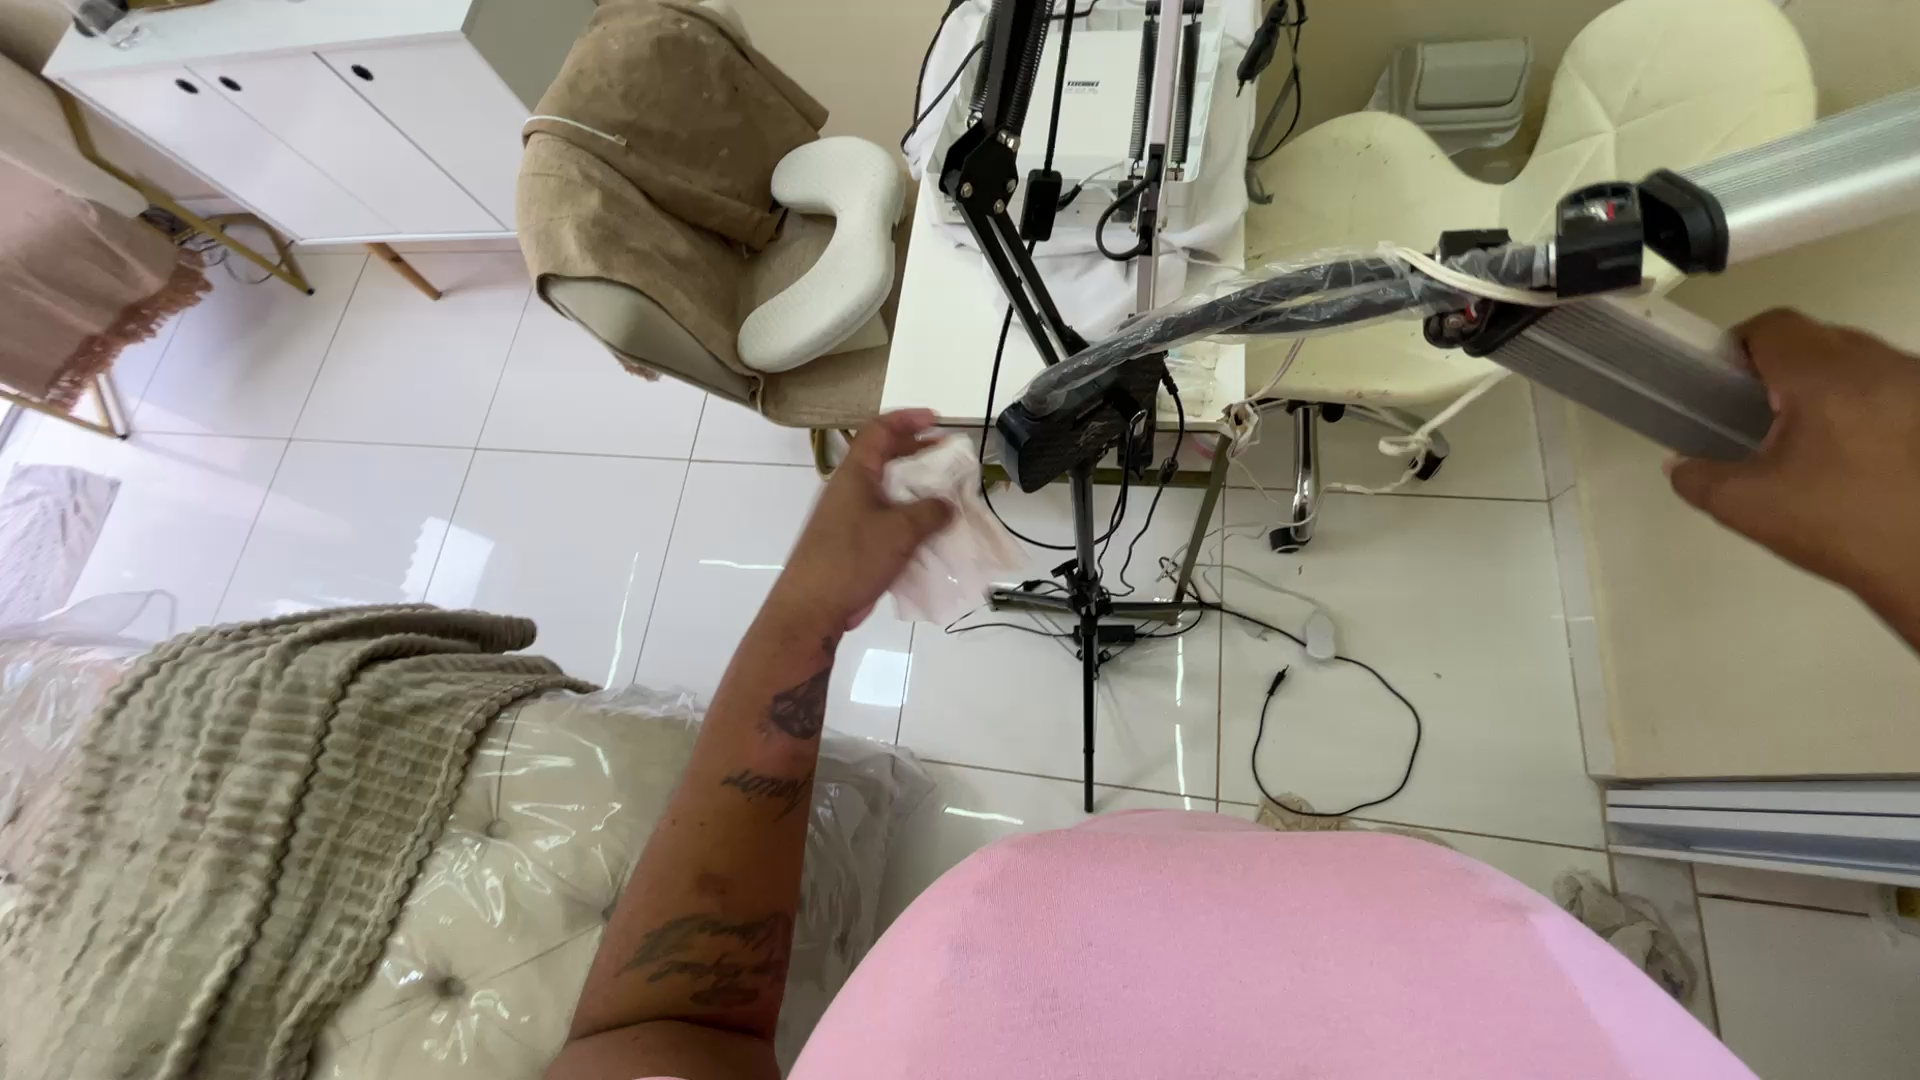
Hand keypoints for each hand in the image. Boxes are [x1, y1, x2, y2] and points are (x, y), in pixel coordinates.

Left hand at [764, 411, 954, 632]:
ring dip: (917, 492)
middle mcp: (850, 489)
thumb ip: (930, 512)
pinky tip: (931, 534)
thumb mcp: (900, 530)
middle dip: (919, 455)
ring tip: (947, 498)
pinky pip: (887, 521)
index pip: (880, 430)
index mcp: (855, 473)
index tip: (938, 420)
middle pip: (885, 459)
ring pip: (888, 493)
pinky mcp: (854, 542)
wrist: (811, 608)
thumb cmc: (851, 559)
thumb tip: (947, 506)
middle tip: (948, 460)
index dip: (909, 419)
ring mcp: (850, 516)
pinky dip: (910, 521)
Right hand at [1667, 309, 1919, 636]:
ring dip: (1826, 383)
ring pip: (1864, 360)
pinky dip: (1862, 402)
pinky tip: (1851, 448)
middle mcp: (1888, 369)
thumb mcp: (1740, 504)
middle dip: (1781, 366)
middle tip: (1753, 411)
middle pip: (1822, 338)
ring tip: (1805, 434)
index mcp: (1829, 381)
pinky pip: (1894, 385)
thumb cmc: (1836, 524)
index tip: (1720, 380)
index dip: (1739, 344)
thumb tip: (1681, 463)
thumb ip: (1693, 475)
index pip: (1777, 327)